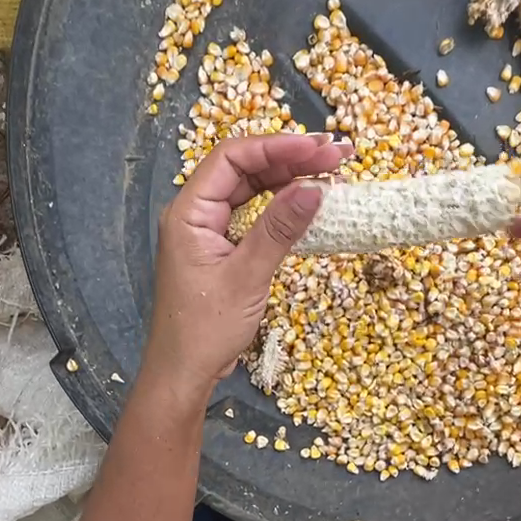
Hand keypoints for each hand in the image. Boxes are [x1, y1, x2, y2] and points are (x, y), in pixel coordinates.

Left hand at [145, 133, 347, 402]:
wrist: (183, 374)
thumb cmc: (206, 330)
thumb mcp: (247, 277)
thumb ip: (279, 230)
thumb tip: (314, 188)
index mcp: (189, 212)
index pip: (233, 158)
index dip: (278, 146)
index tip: (319, 148)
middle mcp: (194, 215)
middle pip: (243, 170)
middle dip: (289, 158)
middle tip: (337, 156)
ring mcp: (207, 233)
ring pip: (249, 192)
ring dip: (287, 180)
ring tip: (330, 173)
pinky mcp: (220, 252)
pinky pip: (251, 217)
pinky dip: (279, 209)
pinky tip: (306, 205)